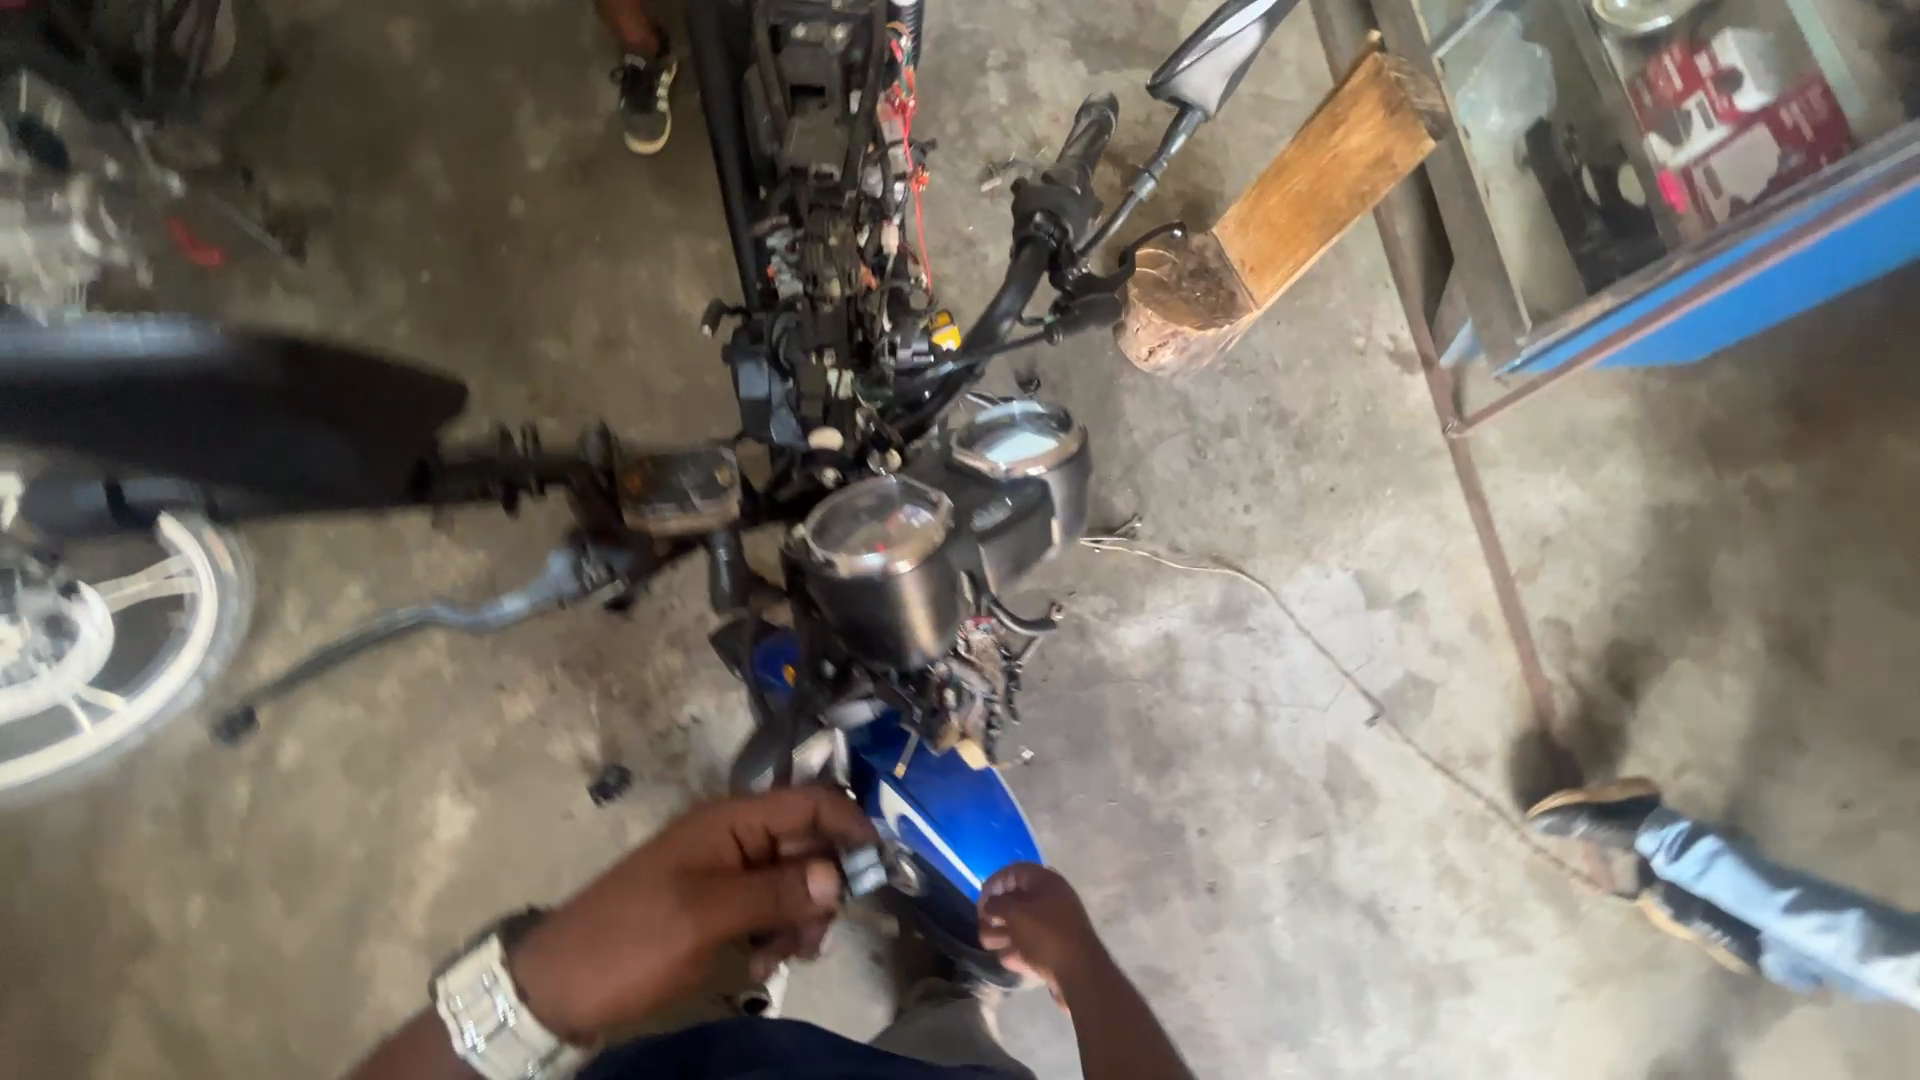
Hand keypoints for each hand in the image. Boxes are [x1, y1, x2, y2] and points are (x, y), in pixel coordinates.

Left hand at [507, 787, 876, 1043]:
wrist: (558, 988)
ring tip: (780, 957)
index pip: (809, 801)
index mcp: (732, 820)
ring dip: (799, 918)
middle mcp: (737, 836)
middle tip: (813, 936)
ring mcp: (728, 871)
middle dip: (822, 888)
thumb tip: (839, 875)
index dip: (848, 825)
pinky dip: (777, 933)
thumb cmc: (631, 939)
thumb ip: (775, 891)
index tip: (877, 867)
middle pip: (808, 844)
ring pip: (795, 881)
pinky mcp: (720, 904)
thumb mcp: (704, 916)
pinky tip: (760, 963)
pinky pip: (771, 907)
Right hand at [977, 863, 1109, 998]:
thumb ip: (996, 904)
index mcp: (1045, 881)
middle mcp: (1051, 898)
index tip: (980, 904)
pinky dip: (1018, 950)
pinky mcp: (1055, 948)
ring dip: (1003, 934)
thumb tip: (989, 904)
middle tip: (983, 928)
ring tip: (991, 946)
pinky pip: (1031, 944)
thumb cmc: (1046, 936)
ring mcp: (1054, 925)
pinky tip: (1010, 960)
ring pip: (1021, 924)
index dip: (993, 884)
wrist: (1080, 975)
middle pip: (1015, 900)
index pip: (1013, 872)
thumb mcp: (1015, 914)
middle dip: (995, 915)